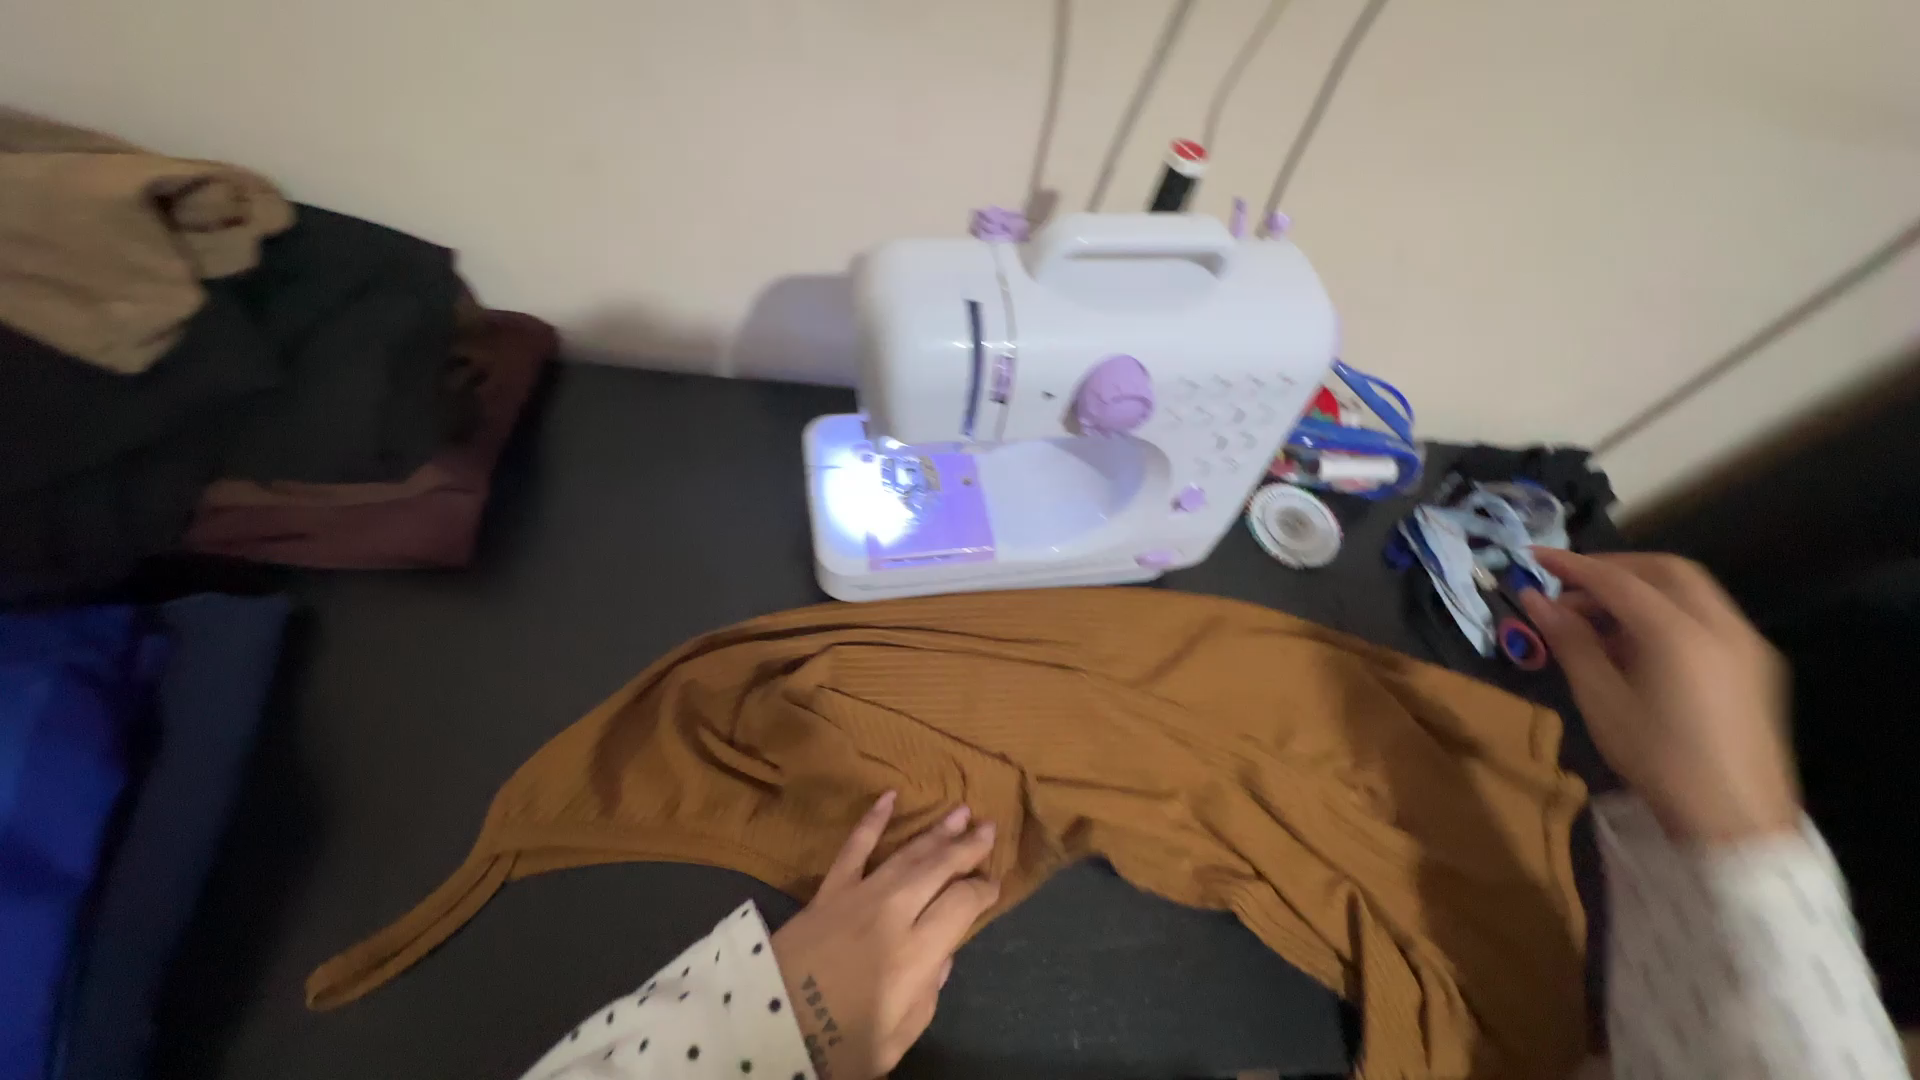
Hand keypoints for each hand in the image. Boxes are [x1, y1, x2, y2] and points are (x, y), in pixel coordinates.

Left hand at [770, 792, 998, 1079]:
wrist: (765, 1030)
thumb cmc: (837, 1045)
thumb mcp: (894, 1040)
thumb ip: (926, 996)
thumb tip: (943, 956)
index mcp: (915, 952)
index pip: (962, 905)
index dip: (983, 891)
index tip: (994, 884)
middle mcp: (893, 912)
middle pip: (939, 868)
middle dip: (968, 847)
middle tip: (989, 828)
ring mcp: (859, 895)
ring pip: (907, 854)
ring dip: (936, 831)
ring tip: (960, 812)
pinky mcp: (829, 890)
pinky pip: (854, 847)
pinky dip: (872, 821)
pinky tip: (888, 797)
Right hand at [1519, 549, 1798, 843]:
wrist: (1735, 817)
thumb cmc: (1656, 757)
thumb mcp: (1600, 698)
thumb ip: (1570, 641)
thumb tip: (1536, 600)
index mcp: (1680, 634)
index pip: (1619, 580)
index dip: (1571, 565)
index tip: (1532, 558)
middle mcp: (1722, 627)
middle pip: (1665, 570)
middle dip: (1612, 568)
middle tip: (1566, 584)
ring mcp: (1744, 645)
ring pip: (1688, 590)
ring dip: (1637, 589)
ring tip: (1591, 618)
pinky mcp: (1751, 664)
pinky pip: (1703, 615)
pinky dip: (1661, 610)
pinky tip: (1630, 641)